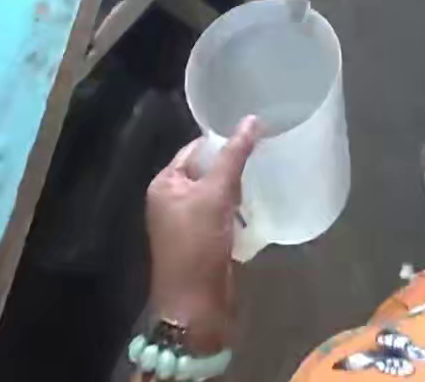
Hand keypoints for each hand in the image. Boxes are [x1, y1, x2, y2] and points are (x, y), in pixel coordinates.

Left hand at [145, 116, 260, 352]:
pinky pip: (221, 208)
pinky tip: (253, 202)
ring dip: (236, 185)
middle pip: (207, 167)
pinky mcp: (201, 237)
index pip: (196, 147)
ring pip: (216, 188)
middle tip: (259, 155)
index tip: (252, 132)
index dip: (222, 140)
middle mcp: (171, 198)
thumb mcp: (217, 194)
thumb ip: (235, 154)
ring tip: (260, 176)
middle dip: (232, 164)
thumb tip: (252, 118)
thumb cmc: (198, 244)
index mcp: (165, 184)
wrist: (196, 306)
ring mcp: (185, 219)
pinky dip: (236, 204)